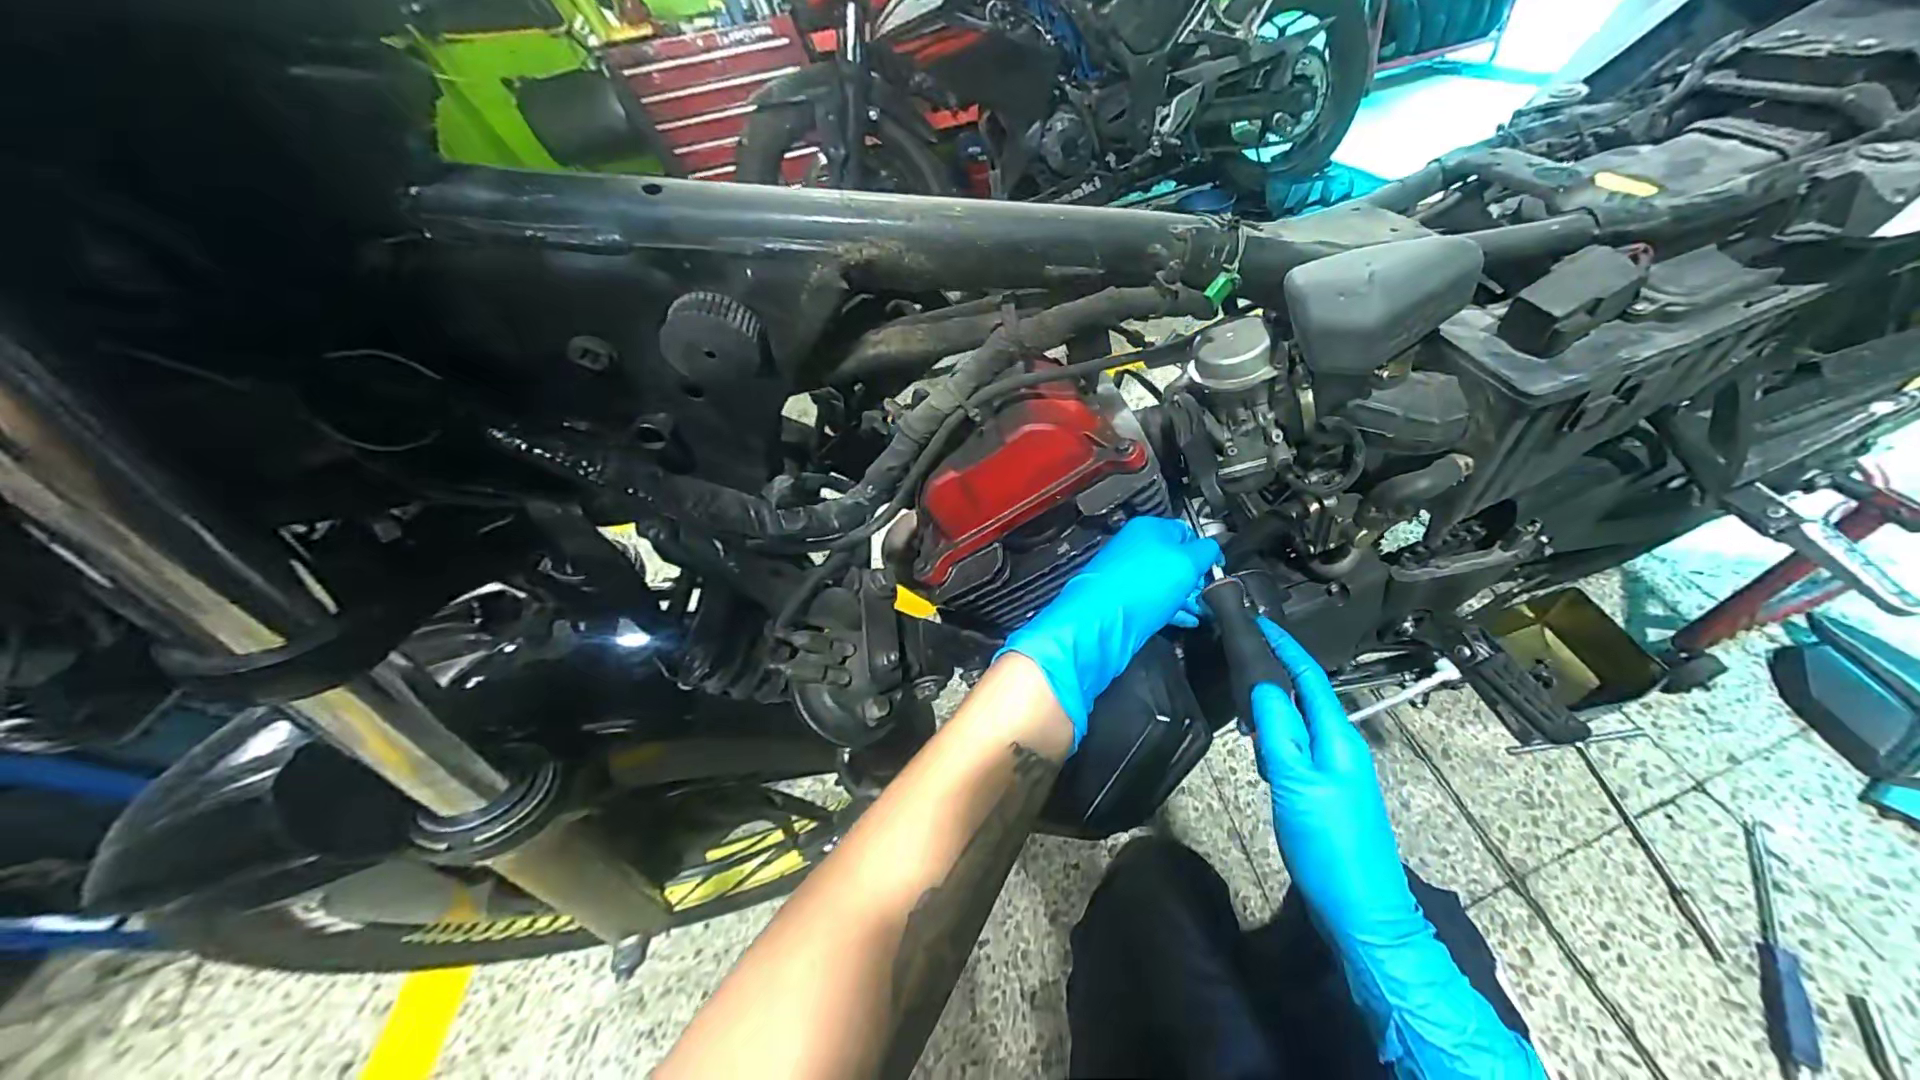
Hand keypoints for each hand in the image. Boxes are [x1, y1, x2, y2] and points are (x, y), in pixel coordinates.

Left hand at [999, 516, 1220, 751]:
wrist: (1101, 622)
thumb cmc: (1137, 586)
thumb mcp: (1185, 562)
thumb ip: (1204, 551)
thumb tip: (1212, 547)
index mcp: (1148, 529)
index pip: (1184, 532)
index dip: (1203, 549)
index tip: (1217, 565)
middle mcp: (1134, 549)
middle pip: (1175, 559)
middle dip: (1195, 576)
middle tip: (1211, 590)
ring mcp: (1127, 577)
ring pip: (1165, 583)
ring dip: (1186, 596)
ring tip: (1203, 609)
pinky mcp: (1123, 602)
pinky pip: (1154, 602)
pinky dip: (1172, 610)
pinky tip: (1186, 620)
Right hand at [1249, 617, 1418, 944]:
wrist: (1362, 909)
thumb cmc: (1328, 842)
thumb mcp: (1296, 780)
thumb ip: (1279, 729)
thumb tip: (1264, 683)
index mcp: (1337, 736)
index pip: (1309, 676)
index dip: (1284, 647)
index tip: (1258, 621)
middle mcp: (1340, 744)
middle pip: (1306, 694)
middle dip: (1275, 669)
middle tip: (1238, 655)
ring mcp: (1334, 768)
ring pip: (1299, 720)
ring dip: (1273, 703)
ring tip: (1241, 697)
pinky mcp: (1324, 789)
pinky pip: (1297, 745)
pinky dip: (1275, 734)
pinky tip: (1258, 745)